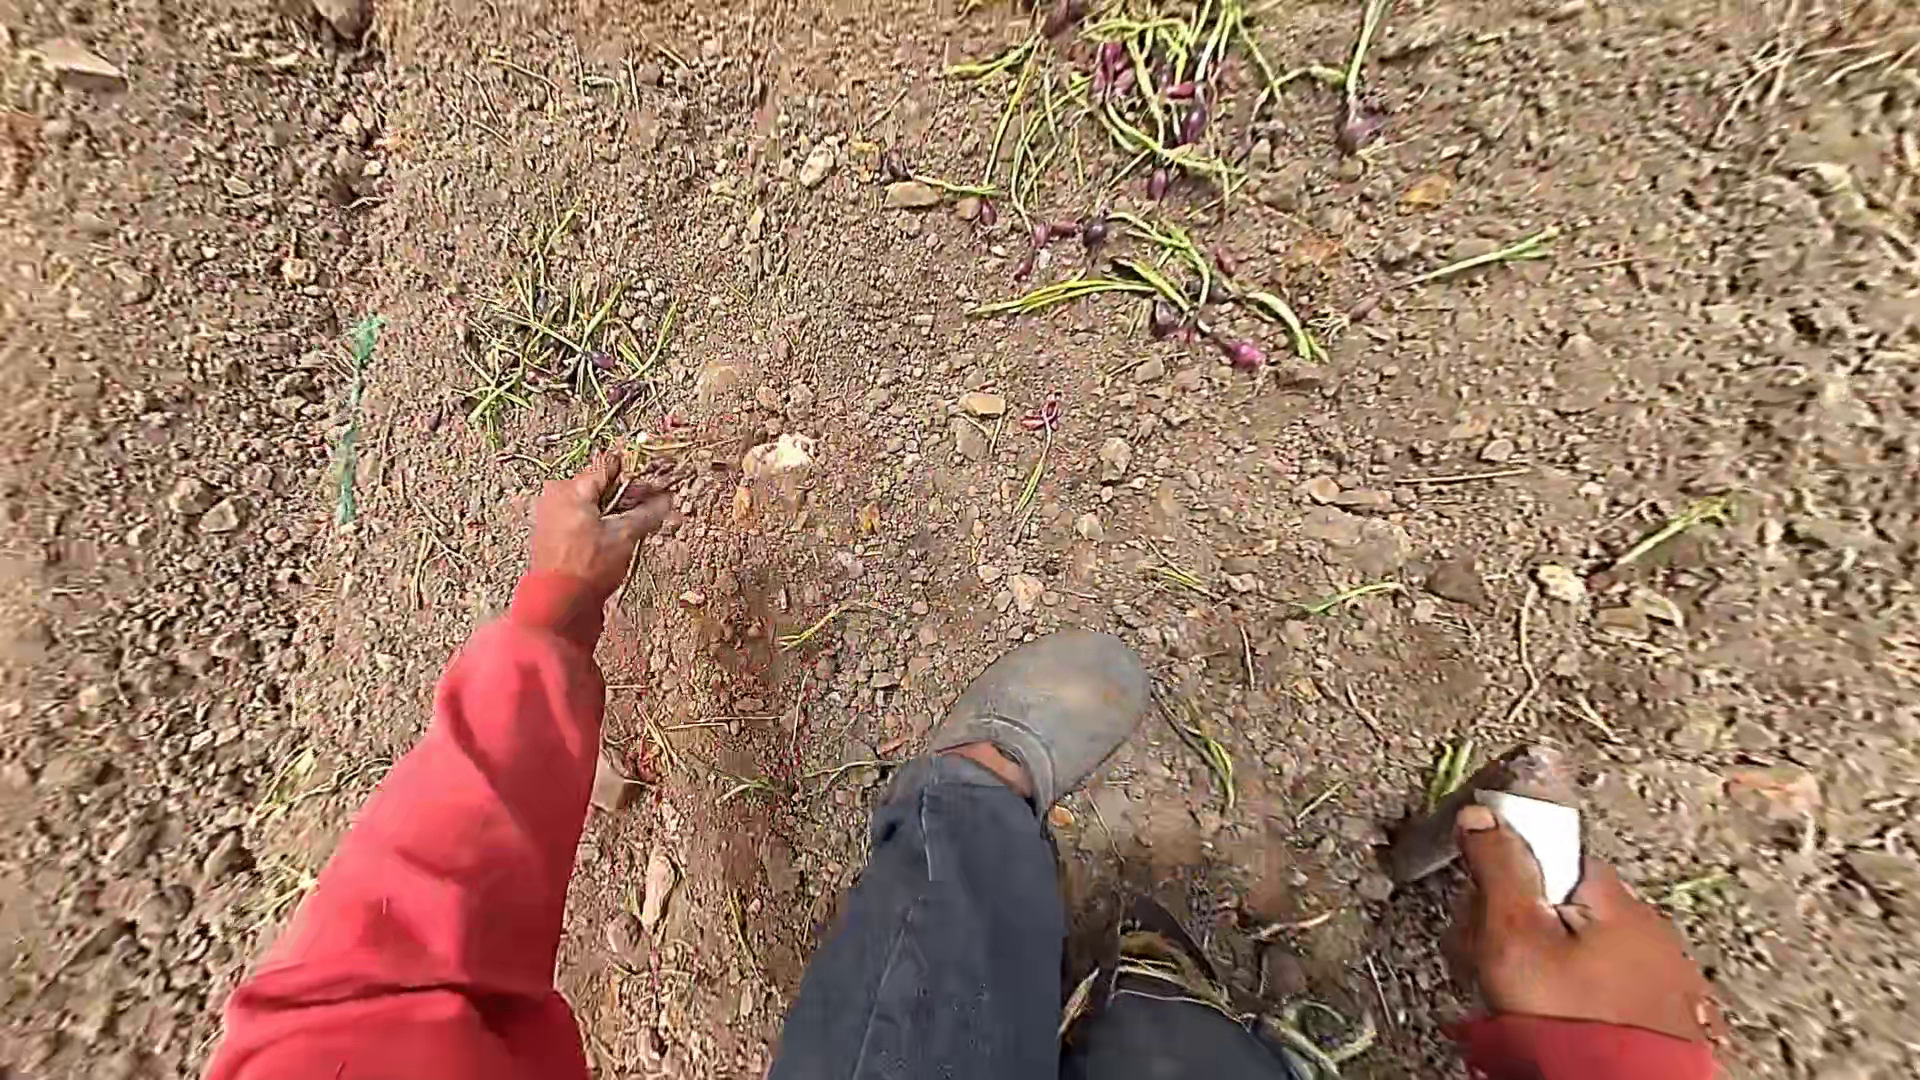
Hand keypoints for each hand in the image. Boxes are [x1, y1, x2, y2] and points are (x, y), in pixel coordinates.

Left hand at [528, 454, 671, 601]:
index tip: (659, 482)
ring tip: (643, 522)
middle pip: (602, 486)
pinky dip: (604, 521)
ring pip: (595, 502)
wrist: (558, 602)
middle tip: (656, 506)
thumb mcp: (625, 535)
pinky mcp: (554, 532)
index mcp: (569, 489)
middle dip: (630, 495)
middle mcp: (556, 495)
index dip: (636, 475)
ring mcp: (552, 513)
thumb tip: (668, 498)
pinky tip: (622, 534)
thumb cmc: (590, 564)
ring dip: (620, 510)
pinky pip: (585, 516)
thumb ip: (648, 512)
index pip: (609, 468)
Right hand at [1448, 804, 1723, 1042]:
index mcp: (1621, 903)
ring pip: (1571, 936)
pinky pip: (1593, 974)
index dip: (1507, 865)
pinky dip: (1564, 980)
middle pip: (1557, 894)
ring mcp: (1660, 978)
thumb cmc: (1562, 1009)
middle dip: (1514, 911)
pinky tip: (1544, 999)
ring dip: (1534, 947)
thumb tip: (1482, 814)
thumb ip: (1498, 862)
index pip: (1550, 850)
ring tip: (1512, 976)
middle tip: (1492, 939)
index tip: (1484, 890)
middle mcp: (1651, 934)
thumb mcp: (1512, 924)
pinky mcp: (1657, 1015)